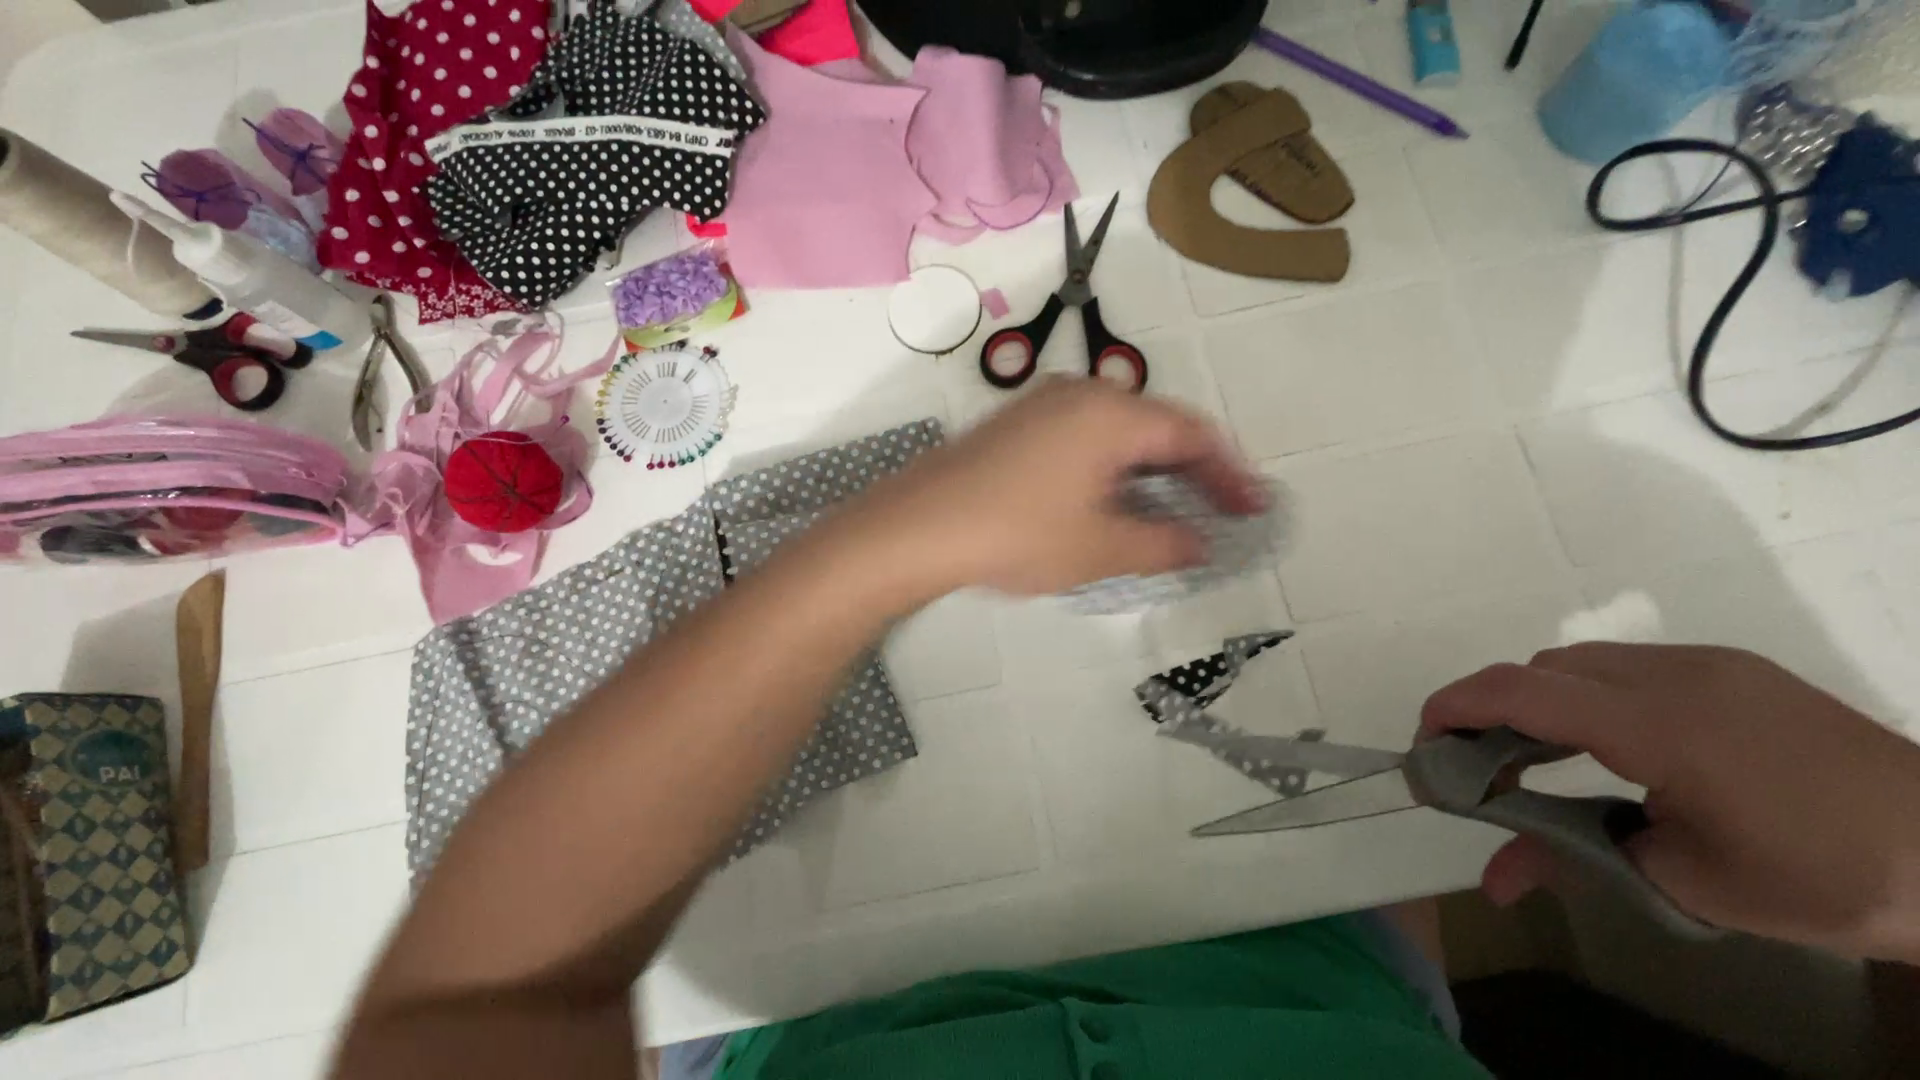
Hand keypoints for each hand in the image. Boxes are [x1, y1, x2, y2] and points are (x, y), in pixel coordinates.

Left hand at [846, 379, 1264, 597]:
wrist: (917, 526)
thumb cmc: (1017, 534)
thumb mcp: (1100, 548)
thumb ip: (1163, 543)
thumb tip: (1201, 542)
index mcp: (1112, 414)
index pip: (1192, 434)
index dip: (1230, 472)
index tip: (1254, 507)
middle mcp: (1081, 395)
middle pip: (1158, 425)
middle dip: (1194, 469)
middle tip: (1222, 510)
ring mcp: (1043, 406)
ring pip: (1119, 431)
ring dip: (1153, 468)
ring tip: (1175, 510)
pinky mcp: (1016, 425)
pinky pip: (1085, 437)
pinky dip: (1114, 465)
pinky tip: (1113, 499)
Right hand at [1423, 643, 1919, 958]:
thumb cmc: (1824, 879)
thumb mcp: (1685, 882)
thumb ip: (1571, 862)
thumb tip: (1492, 885)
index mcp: (1659, 724)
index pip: (1521, 692)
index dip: (1455, 707)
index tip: (1422, 746)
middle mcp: (1672, 674)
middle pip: (1540, 670)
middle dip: (1489, 709)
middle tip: (1473, 768)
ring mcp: (1706, 663)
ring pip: (1579, 661)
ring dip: (1538, 702)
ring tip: (1533, 761)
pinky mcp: (1731, 668)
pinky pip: (1625, 665)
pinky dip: (1584, 696)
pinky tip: (1604, 746)